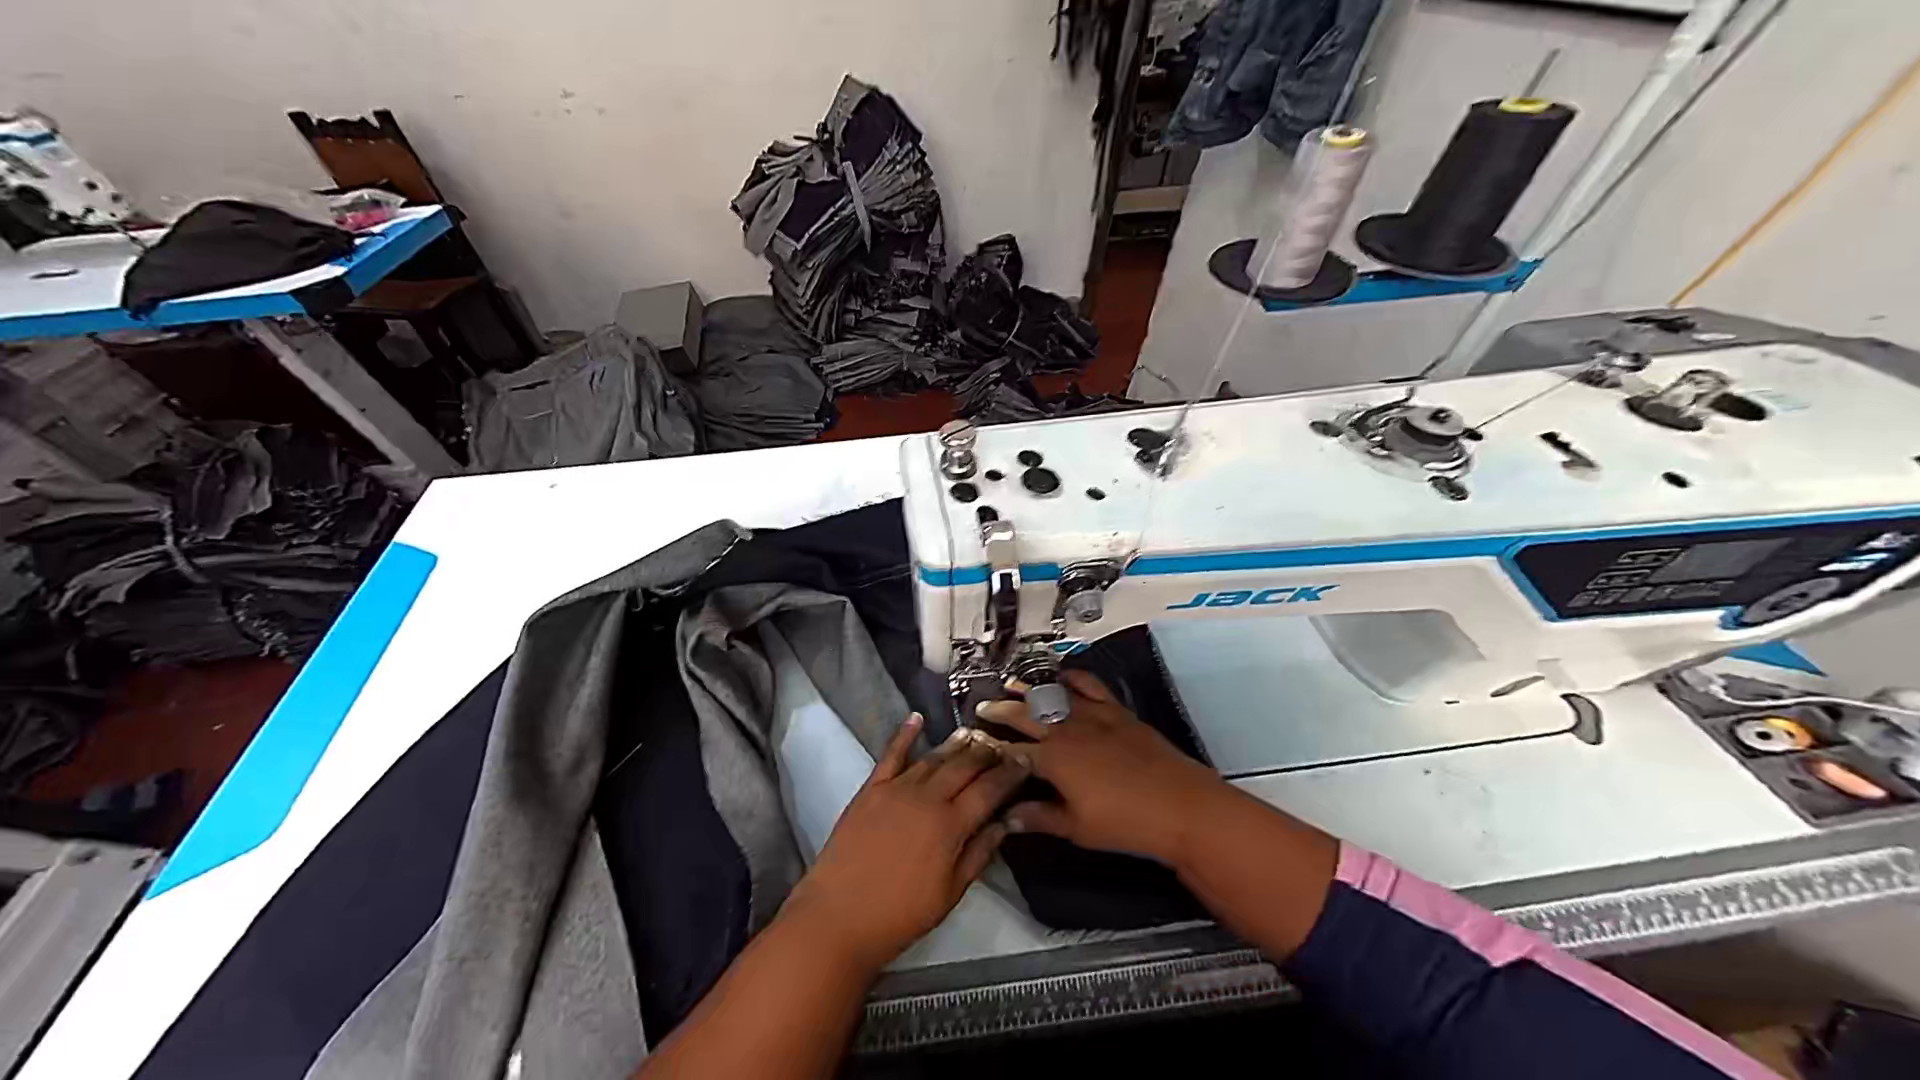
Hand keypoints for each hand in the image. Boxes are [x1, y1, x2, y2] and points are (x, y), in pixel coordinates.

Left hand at [780, 714, 1028, 970]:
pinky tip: (916, 718)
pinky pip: (891, 754)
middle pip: (963, 766)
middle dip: (986, 753)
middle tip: (1001, 744)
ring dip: (955, 743)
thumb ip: (979, 853)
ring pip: (933, 758)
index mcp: (951, 825)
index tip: (1024, 760)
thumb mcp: (950, 893)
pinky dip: (904, 734)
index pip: (989, 789)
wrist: (839, 917)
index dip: (1009, 773)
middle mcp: (927, 798)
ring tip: (972, 732)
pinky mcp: (871, 789)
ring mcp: (897, 789)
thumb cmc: (901, 914)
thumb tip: (1004, 823)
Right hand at [975, 669, 1239, 866]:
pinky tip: (1062, 676)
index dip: (993, 747)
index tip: (979, 744)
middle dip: (1001, 710)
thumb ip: (1039, 818)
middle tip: (984, 708)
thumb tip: (1008, 817)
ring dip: (1029, 690)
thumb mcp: (1077, 828)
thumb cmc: (1125, 823)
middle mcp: (1067, 730)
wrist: (1180, 806)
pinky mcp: (1116, 711)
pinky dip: (1072, 678)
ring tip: (1011, 685)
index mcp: (1052, 759)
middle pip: (1026, 714)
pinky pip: (1089, 685)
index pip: (1012, 749)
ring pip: (1052, 696)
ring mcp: (1093, 716)